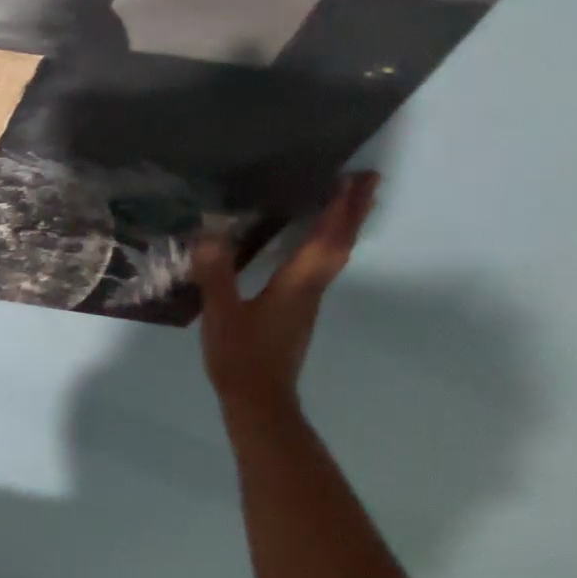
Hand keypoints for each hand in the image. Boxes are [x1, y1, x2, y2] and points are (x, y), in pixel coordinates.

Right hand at [192, 173, 379, 418]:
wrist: (259, 398)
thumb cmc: (241, 356)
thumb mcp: (221, 313)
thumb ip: (217, 274)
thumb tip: (210, 232)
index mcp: (296, 287)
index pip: (325, 242)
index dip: (338, 211)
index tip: (351, 180)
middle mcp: (310, 290)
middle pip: (339, 246)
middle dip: (352, 212)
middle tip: (366, 179)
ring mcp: (306, 301)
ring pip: (334, 255)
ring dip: (343, 226)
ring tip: (343, 201)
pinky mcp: (297, 309)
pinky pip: (319, 266)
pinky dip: (325, 244)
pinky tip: (311, 240)